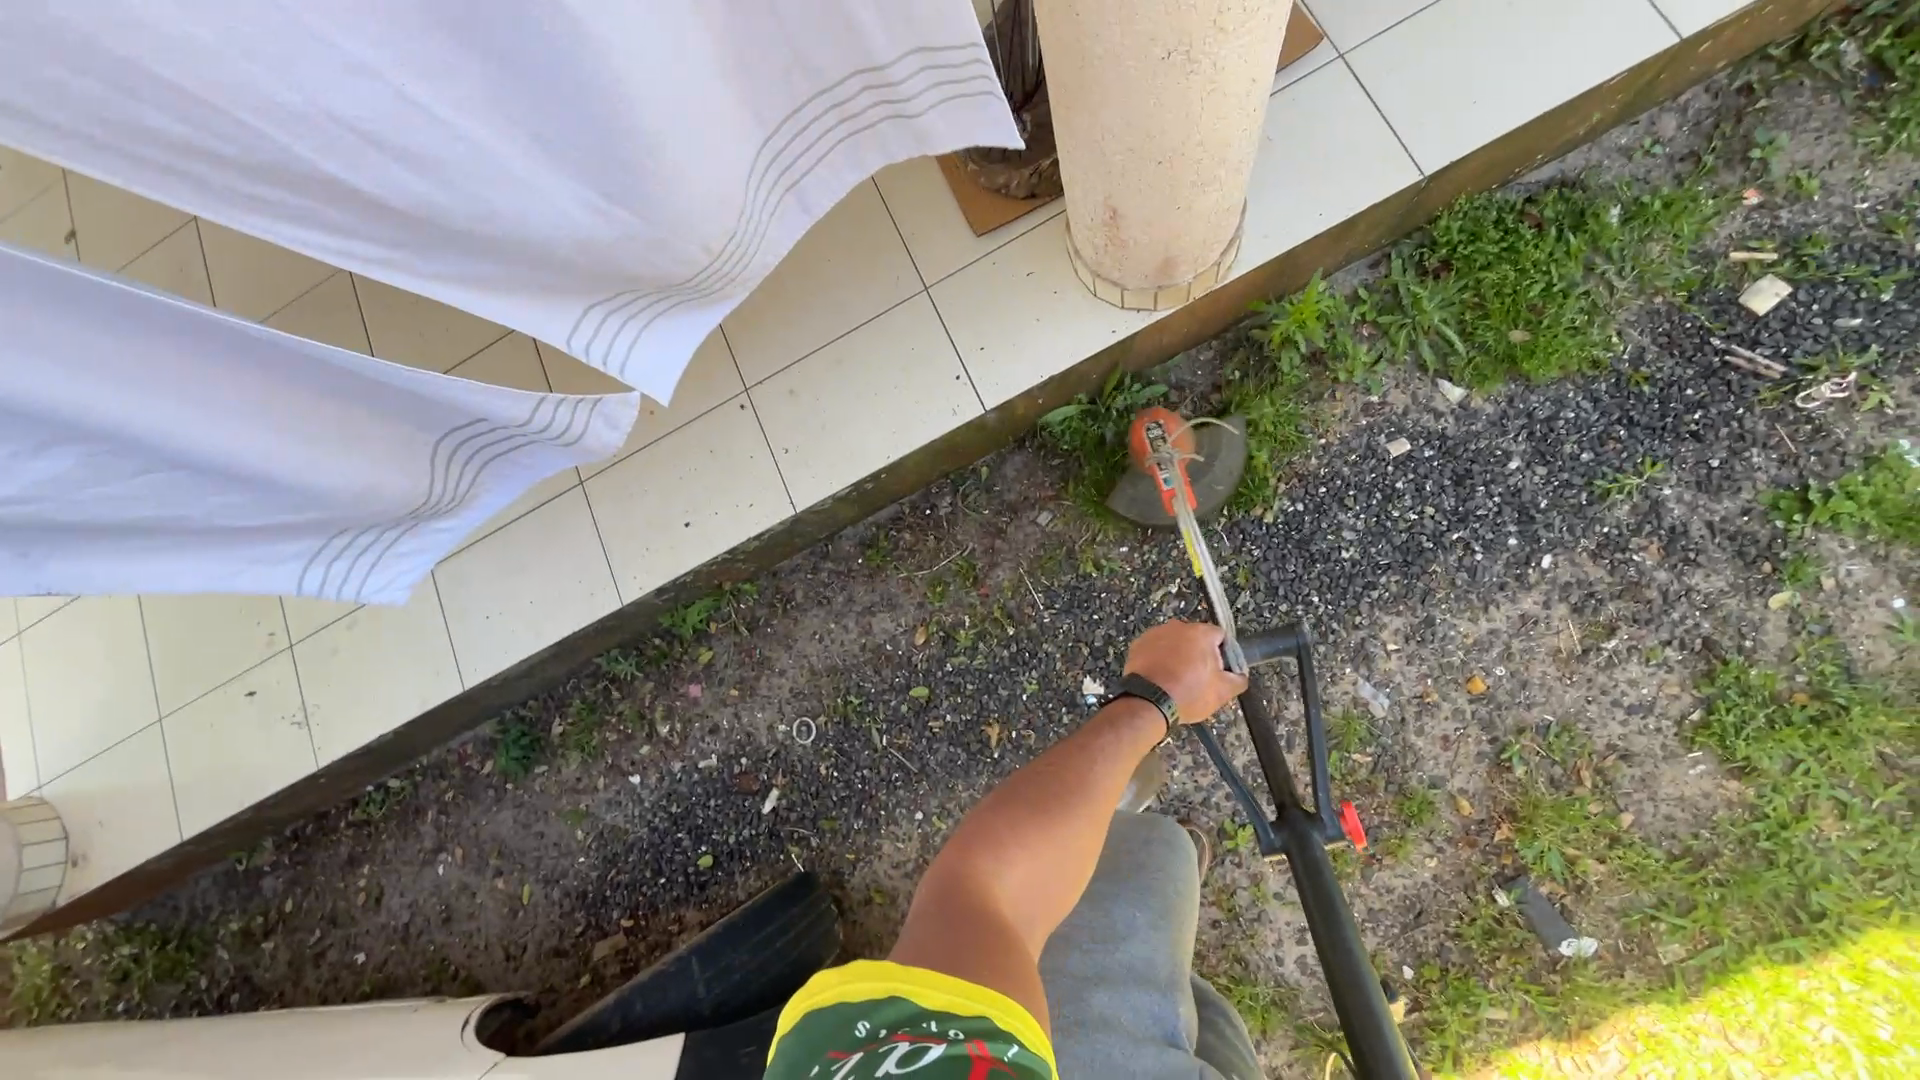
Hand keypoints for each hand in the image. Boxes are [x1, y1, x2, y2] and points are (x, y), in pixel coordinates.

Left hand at [1123, 620, 1247, 722]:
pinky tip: (1162, 677)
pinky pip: (1155, 649)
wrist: (1149, 702)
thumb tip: (1239, 675)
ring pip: (1174, 643)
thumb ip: (1238, 679)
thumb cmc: (1186, 694)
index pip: (1220, 636)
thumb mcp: (1223, 692)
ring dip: (1177, 656)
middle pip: (1195, 638)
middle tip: (1199, 678)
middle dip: (1199, 655)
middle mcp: (1177, 627)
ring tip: (1178, 680)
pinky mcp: (1139, 644)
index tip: (1220, 669)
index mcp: (1201, 633)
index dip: (1223, 654)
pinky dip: (1159, 659)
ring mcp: (1156, 634)